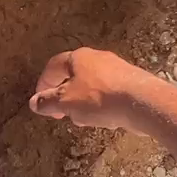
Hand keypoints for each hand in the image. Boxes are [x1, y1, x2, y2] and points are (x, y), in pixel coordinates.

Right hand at [28, 48, 156, 131]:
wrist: (143, 102)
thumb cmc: (99, 98)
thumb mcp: (66, 103)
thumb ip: (47, 102)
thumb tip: (34, 103)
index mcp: (77, 57)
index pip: (52, 67)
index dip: (42, 85)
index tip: (41, 103)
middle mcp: (96, 57)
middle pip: (72, 75)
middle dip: (65, 96)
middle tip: (62, 113)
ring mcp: (116, 68)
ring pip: (91, 85)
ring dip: (83, 101)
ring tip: (83, 119)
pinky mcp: (131, 81)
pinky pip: (108, 92)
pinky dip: (101, 104)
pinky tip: (105, 118)